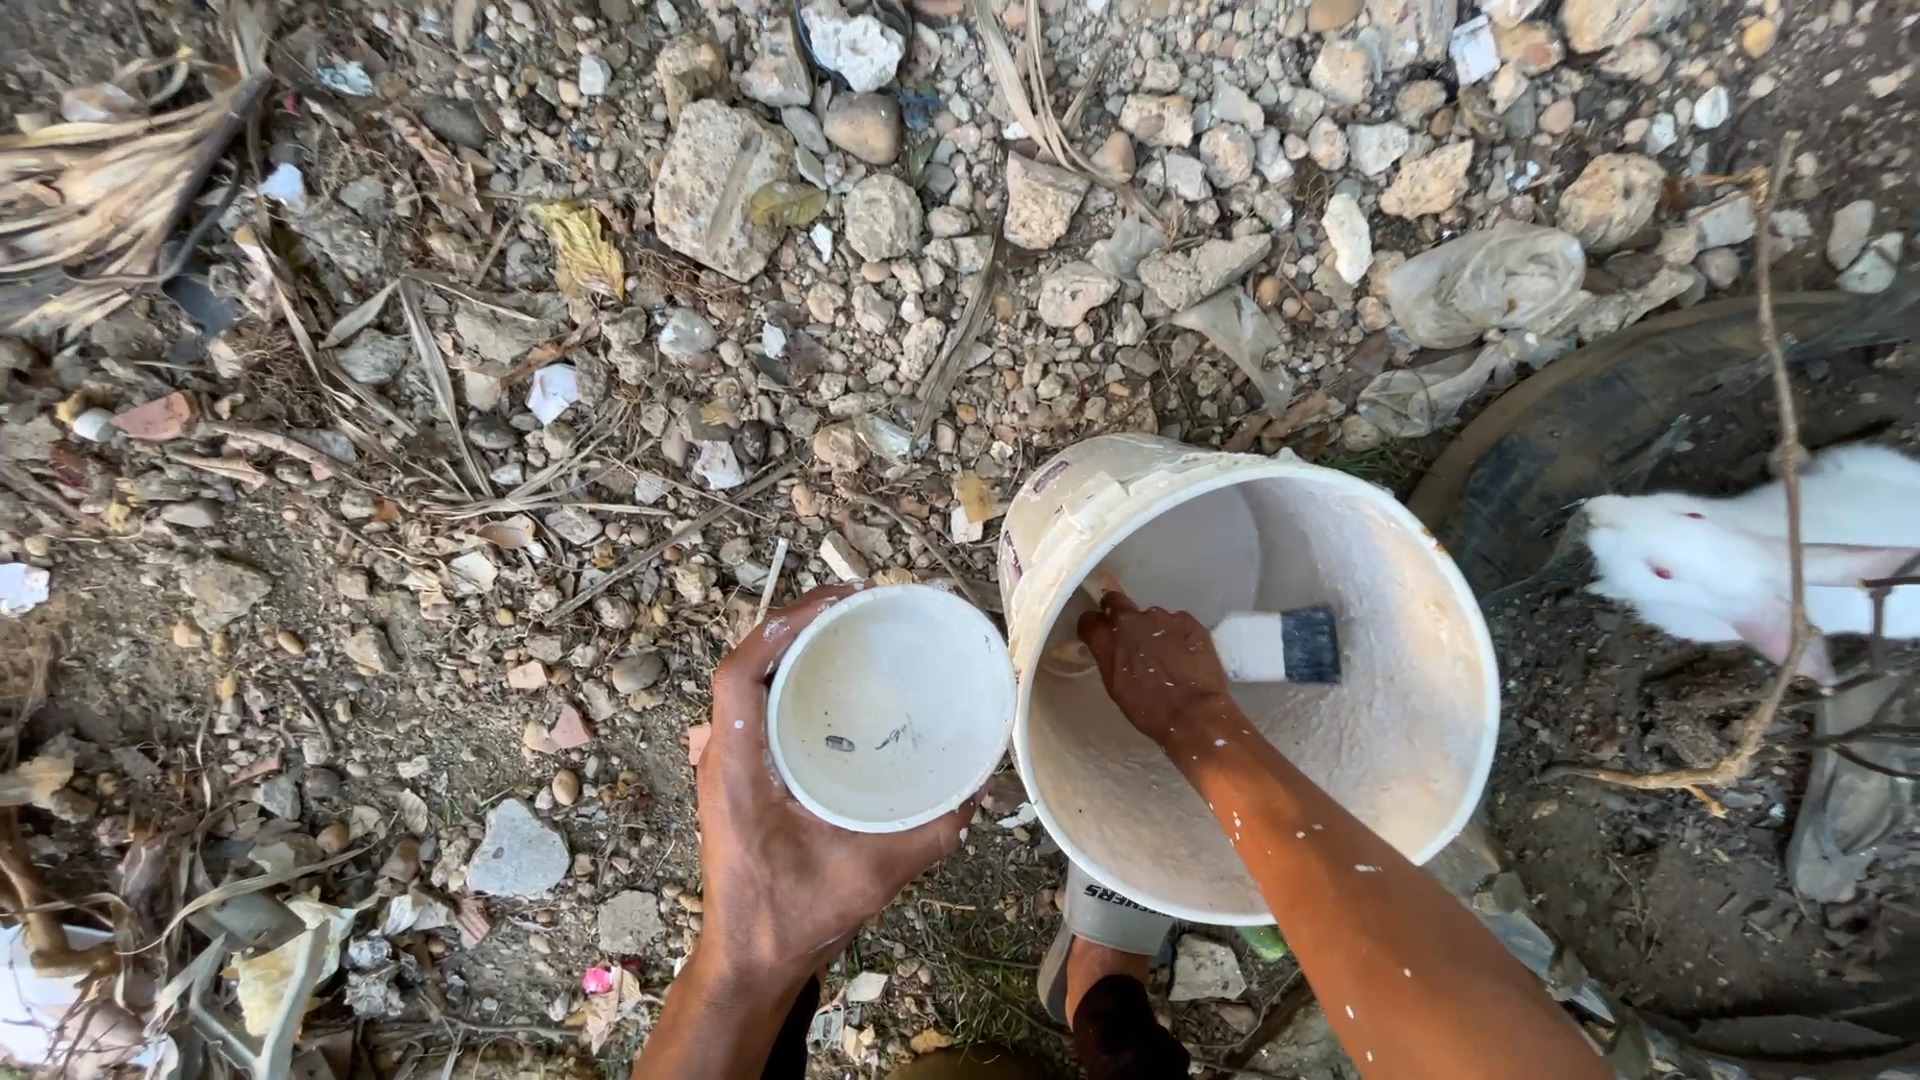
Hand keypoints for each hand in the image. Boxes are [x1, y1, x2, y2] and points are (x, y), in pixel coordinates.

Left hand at [695, 584, 974, 989]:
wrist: (749, 960)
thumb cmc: (794, 919)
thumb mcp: (872, 875)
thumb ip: (931, 832)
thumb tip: (981, 785)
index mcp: (738, 770)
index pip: (739, 675)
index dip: (781, 627)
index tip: (836, 605)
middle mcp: (725, 754)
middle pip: (746, 663)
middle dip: (796, 622)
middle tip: (857, 603)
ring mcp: (728, 761)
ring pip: (750, 679)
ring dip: (791, 643)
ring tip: (847, 624)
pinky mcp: (742, 769)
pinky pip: (759, 701)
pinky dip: (790, 673)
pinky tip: (831, 675)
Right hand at [1076, 590, 1231, 741]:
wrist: (1194, 713)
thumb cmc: (1148, 710)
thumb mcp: (1115, 686)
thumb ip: (1109, 657)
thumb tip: (1113, 649)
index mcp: (1107, 639)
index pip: (1088, 620)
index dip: (1093, 627)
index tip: (1099, 635)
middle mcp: (1130, 620)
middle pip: (1115, 600)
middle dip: (1116, 611)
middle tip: (1127, 632)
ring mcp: (1161, 616)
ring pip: (1150, 616)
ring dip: (1153, 629)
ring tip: (1166, 653)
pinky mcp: (1188, 620)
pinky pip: (1176, 622)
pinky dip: (1177, 634)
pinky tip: (1185, 653)